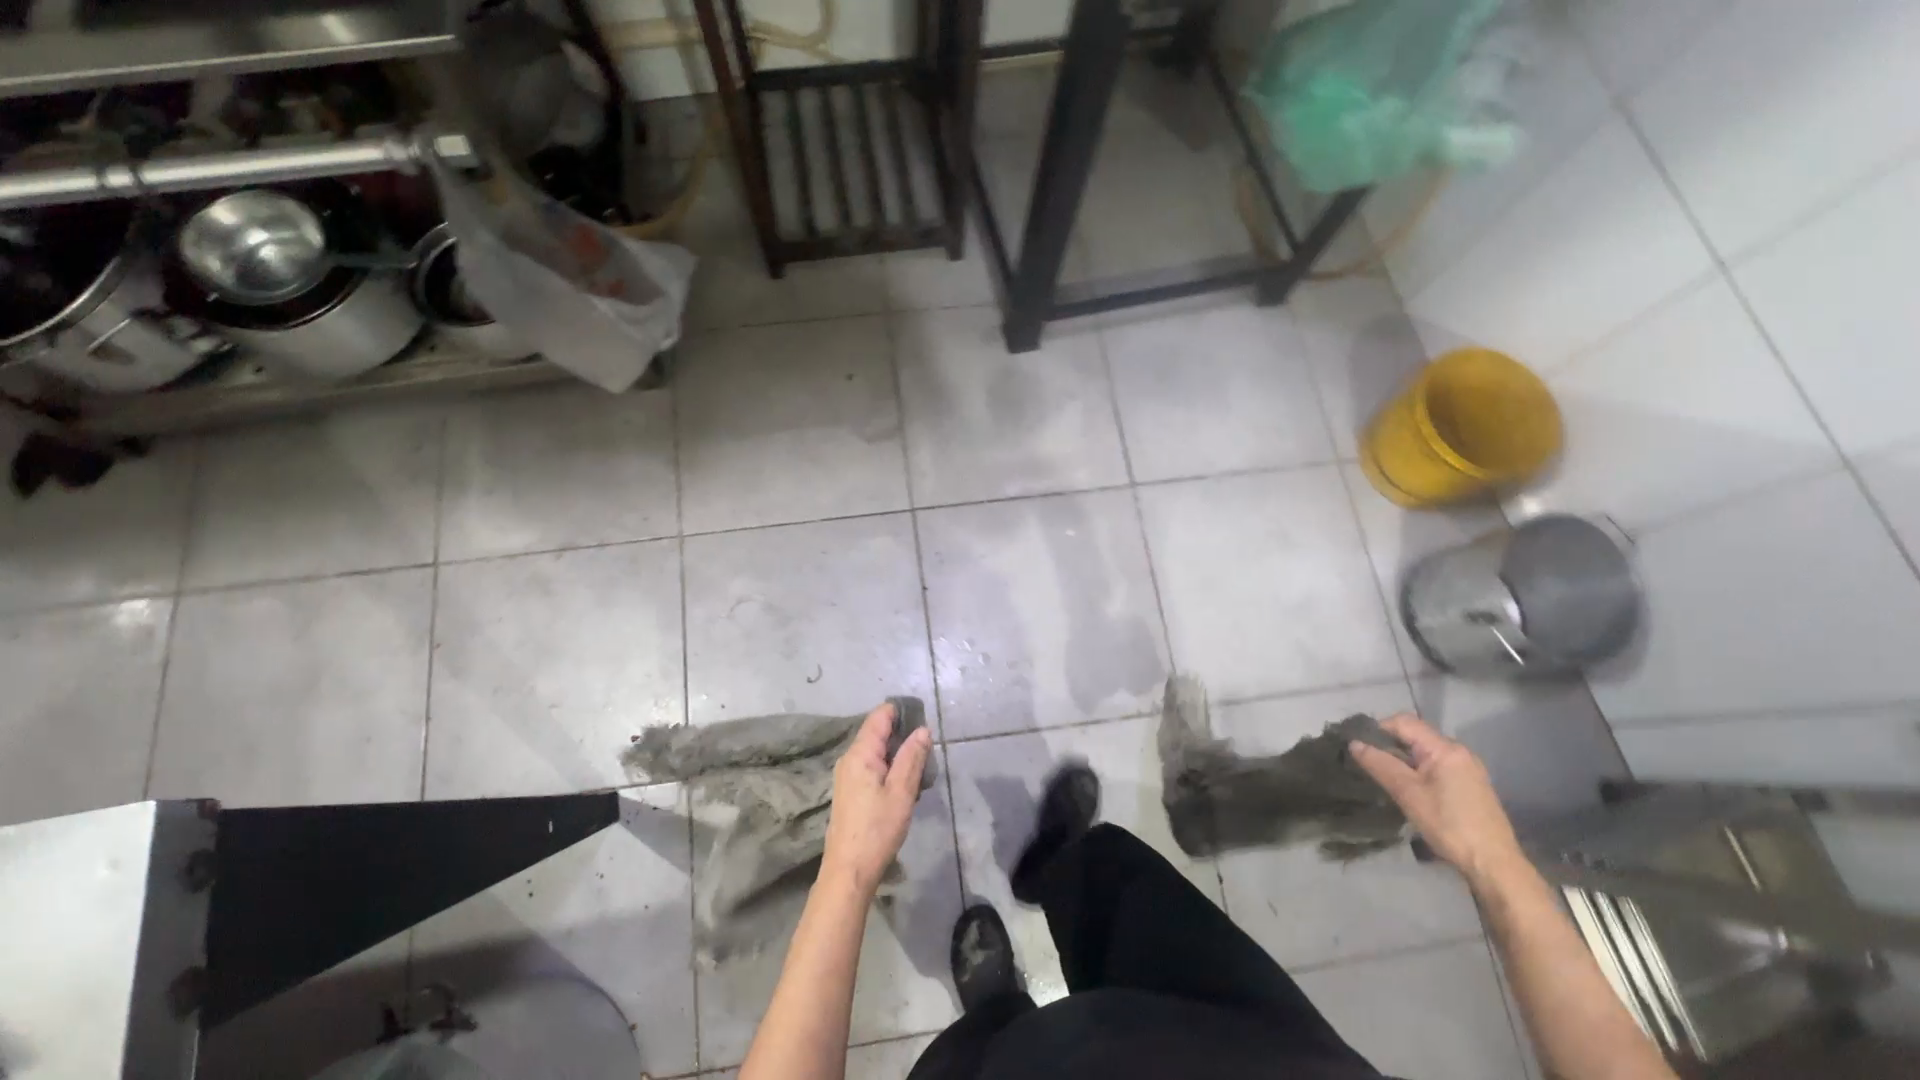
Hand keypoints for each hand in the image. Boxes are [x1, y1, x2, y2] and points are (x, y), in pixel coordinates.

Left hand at [821, 702, 933, 895]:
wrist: (849, 869)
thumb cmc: (877, 829)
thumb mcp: (902, 791)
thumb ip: (912, 757)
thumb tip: (922, 730)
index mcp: (860, 754)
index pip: (879, 717)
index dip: (901, 712)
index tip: (925, 717)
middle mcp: (849, 759)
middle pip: (877, 733)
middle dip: (902, 735)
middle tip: (929, 747)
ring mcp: (847, 776)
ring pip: (876, 752)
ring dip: (898, 754)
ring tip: (922, 767)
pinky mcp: (850, 791)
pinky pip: (871, 767)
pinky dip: (889, 768)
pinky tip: (905, 784)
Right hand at [1350, 713, 1523, 885]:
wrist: (1493, 862)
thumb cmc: (1448, 825)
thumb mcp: (1408, 794)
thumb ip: (1380, 765)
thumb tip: (1354, 744)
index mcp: (1445, 748)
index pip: (1404, 722)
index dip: (1378, 729)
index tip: (1359, 748)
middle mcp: (1460, 751)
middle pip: (1417, 735)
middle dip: (1390, 745)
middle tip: (1369, 765)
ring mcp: (1469, 767)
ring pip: (1427, 751)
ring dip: (1404, 759)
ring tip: (1387, 778)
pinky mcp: (1472, 783)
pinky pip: (1439, 765)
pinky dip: (1420, 770)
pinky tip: (1412, 790)